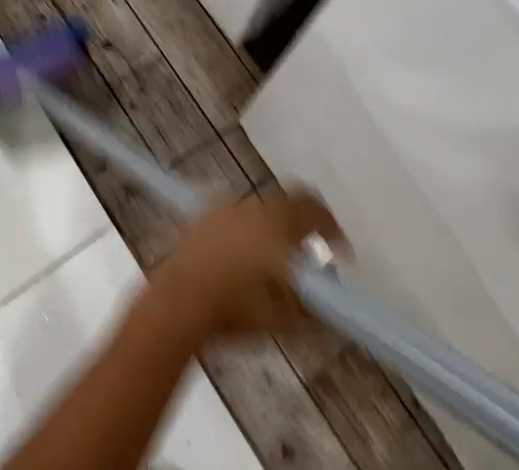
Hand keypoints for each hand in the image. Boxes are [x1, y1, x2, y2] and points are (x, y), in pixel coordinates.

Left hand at [148, 190, 345, 338]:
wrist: (178, 303)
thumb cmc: (236, 309)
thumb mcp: (285, 319)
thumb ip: (314, 309)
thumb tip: (330, 306)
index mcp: (280, 223)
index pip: (316, 211)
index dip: (332, 229)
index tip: (341, 251)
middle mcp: (255, 207)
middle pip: (289, 200)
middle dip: (304, 220)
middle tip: (311, 245)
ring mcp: (226, 208)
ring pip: (261, 206)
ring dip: (276, 222)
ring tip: (278, 251)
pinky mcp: (204, 217)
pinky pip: (236, 214)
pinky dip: (249, 226)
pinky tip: (245, 251)